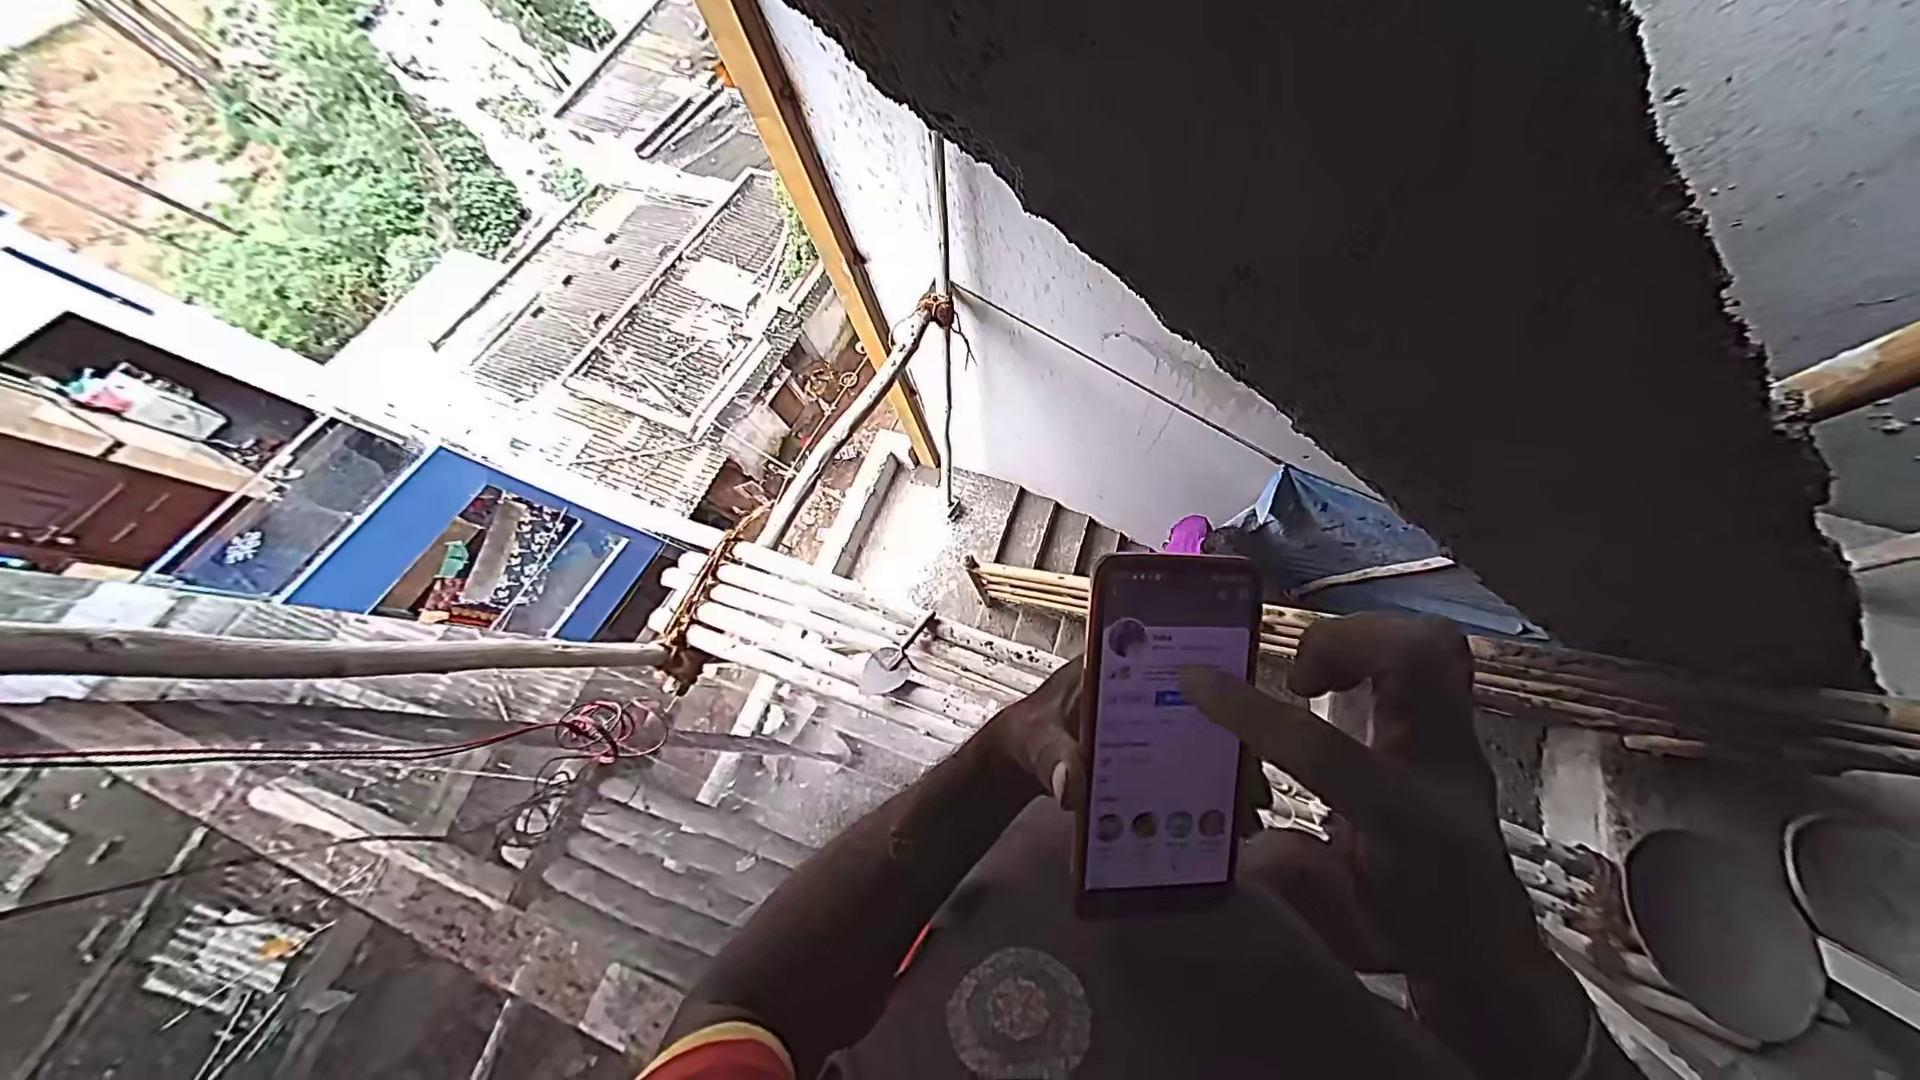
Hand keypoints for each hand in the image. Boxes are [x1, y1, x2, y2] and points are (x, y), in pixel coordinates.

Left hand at [978, 656, 1269, 827]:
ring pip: (1198, 732)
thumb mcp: (1037, 742)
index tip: (1242, 721)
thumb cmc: (1028, 736)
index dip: (1213, 686)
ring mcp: (1148, 715)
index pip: (1174, 662)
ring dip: (1224, 764)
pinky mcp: (1149, 744)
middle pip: (1198, 702)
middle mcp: (1140, 684)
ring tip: (1249, 808)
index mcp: (1115, 665)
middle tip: (1254, 781)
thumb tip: (1070, 786)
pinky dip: (1204, 780)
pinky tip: (1225, 816)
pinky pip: (1184, 756)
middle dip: (1230, 738)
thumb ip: (1051, 759)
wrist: (1022, 758)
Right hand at [1180, 614, 1600, 1079]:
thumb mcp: (1338, 924)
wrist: (1491, 947)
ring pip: (1428, 641)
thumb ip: (1285, 875)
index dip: (1247, 709)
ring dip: (1355, 637)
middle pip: (1414, 656)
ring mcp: (1458, 740)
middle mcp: (1445, 768)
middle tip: (1294, 678)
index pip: (1320, 747)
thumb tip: (1241, 835)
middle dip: (1336, 642)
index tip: (1193, 682)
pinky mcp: (1453, 727)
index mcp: (1408, 823)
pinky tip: (1335, 679)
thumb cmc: (1413, 935)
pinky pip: (1425, 655)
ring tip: (1311, 673)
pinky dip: (1372, 648)